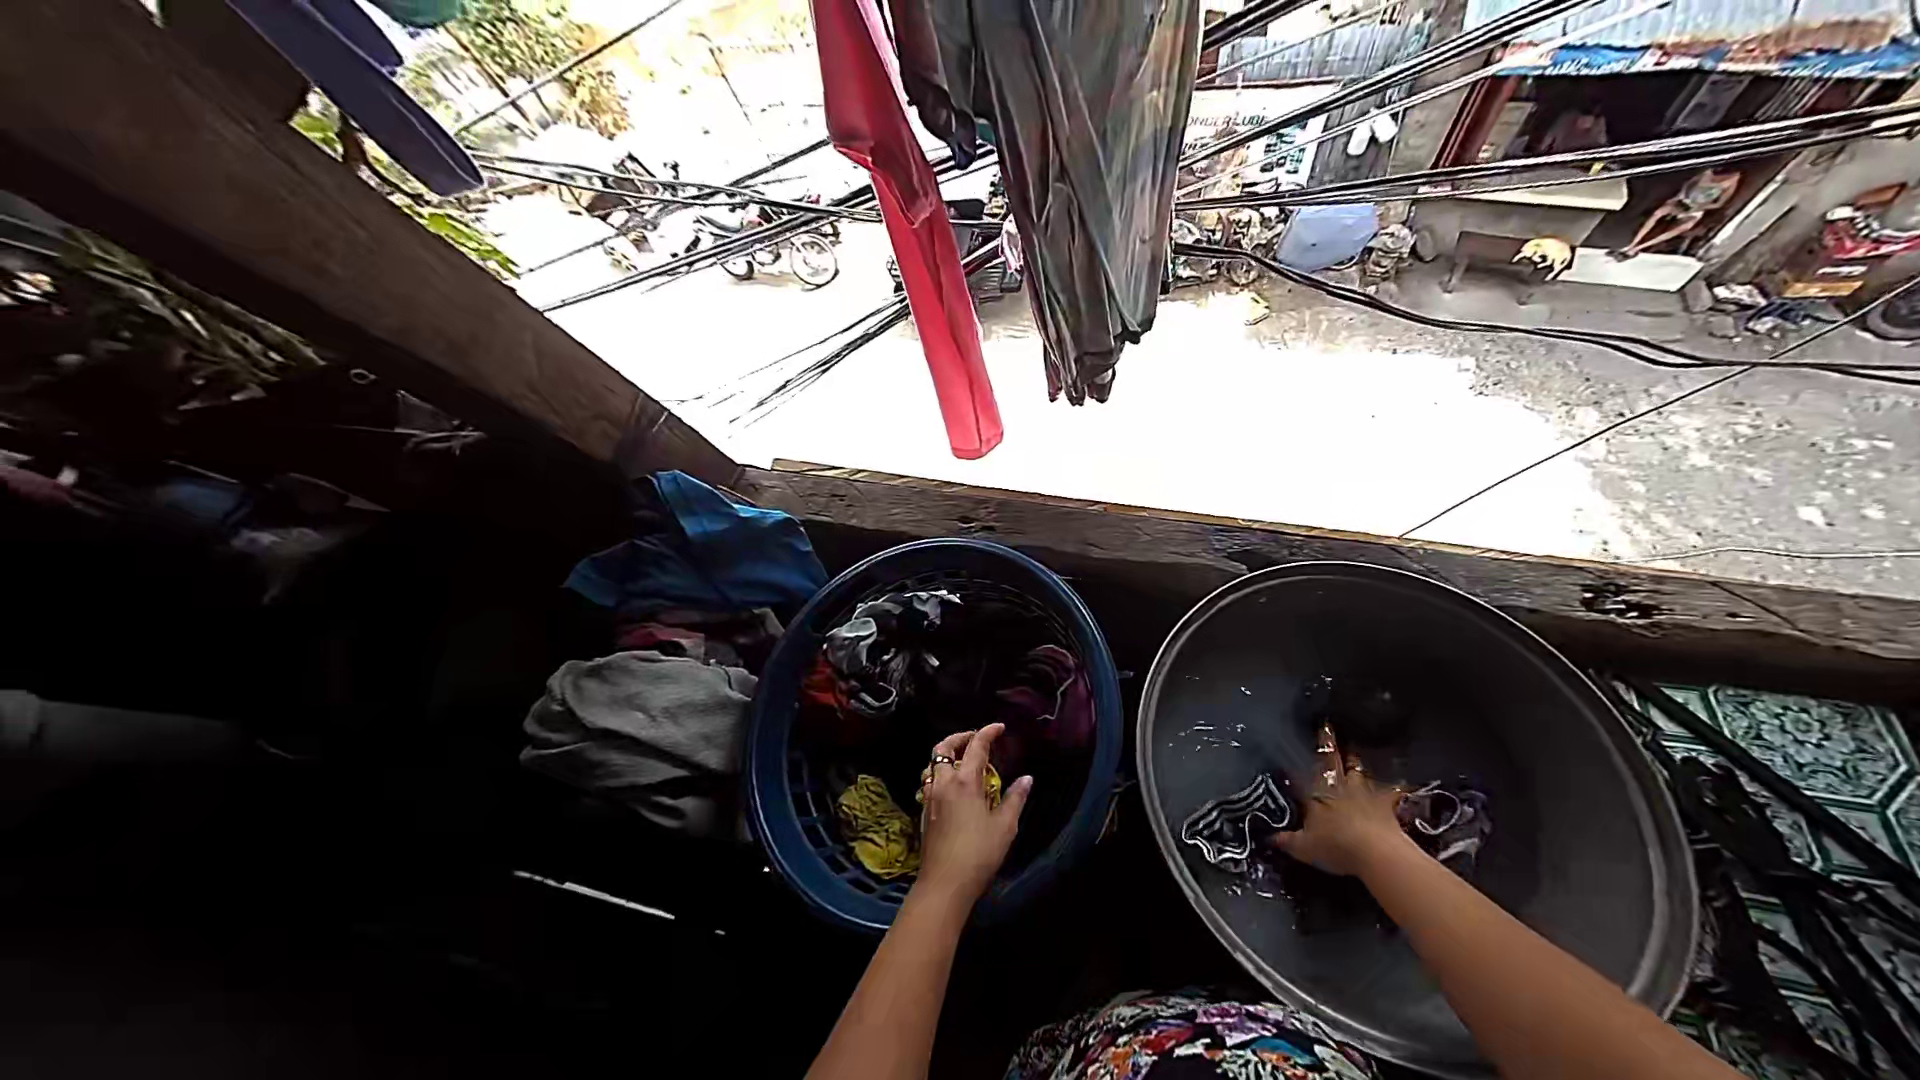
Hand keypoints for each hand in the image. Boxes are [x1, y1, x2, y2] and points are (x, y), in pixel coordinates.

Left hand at [915, 723, 1031, 909]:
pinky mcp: (925, 811)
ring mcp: (930, 797)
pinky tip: (952, 786)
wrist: (944, 884)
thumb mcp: (1005, 827)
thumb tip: (1027, 779)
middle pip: (943, 748)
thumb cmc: (979, 854)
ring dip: (946, 755)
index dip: (987, 733)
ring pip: (932, 764)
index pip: (976, 746)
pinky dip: (940, 772)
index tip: (999, 727)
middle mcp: (943, 783)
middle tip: (976, 739)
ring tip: (962, 760)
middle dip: (959, 737)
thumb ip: (1015, 799)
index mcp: (964, 781)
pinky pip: (929, 780)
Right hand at [1268, 723, 1411, 876]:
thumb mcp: (1303, 849)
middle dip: (1326, 745)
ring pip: (1357, 771)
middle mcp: (1337, 789)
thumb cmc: (1336, 849)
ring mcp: (1363, 794)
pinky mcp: (1387, 805)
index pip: (1299, 776)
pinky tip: (1401, 781)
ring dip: (1355, 761)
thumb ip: (1285, 841)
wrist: (1378, 855)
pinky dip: (1395, 786)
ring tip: (1354, 750)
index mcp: (1315, 796)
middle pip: (1330, 762)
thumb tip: (1267, 837)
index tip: (1284, 749)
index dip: (1292, 764)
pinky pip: (1391, 792)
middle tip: (1326, 726)